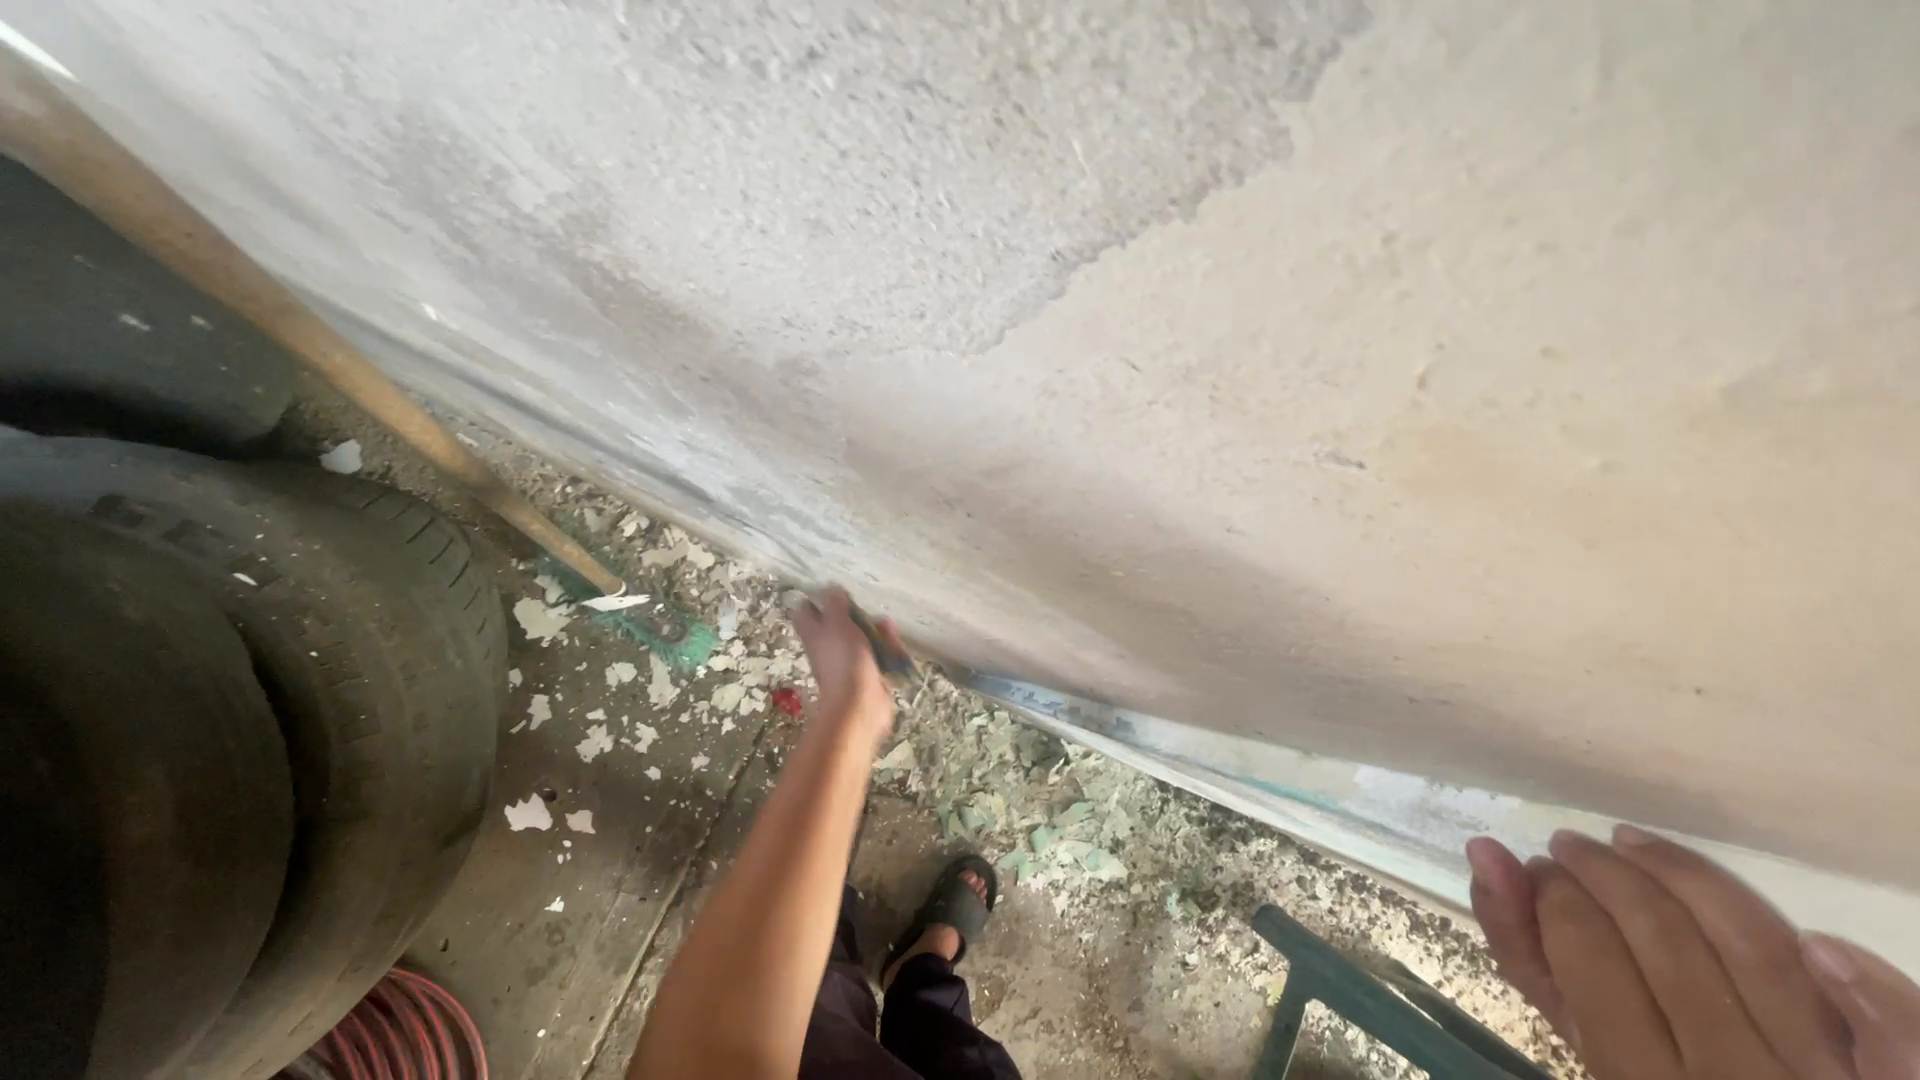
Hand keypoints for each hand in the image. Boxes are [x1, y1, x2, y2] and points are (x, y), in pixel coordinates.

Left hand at [789, 586, 894, 742]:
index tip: (835, 591)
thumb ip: (835, 604)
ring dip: (878, 632)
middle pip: (840, 623)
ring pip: (863, 638)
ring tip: (889, 629)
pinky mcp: (868, 673)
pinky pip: (879, 656)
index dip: (816, 599)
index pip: (806, 611)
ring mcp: (849, 661)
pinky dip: (889, 651)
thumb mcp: (838, 624)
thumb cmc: (845, 661)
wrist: (860, 705)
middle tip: (868, 611)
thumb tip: (831, 588)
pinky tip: (897, 649)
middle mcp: (829, 646)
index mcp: (814, 634)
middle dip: (858, 615)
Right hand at [1470, 826, 1919, 1078]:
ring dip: (1683, 873)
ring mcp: (1812, 1077)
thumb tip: (1484, 850)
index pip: (1580, 947)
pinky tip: (1821, 941)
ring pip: (1753, 947)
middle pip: (1659, 938)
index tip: (1541, 870)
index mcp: (1630, 1074)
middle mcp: (1723, 1074)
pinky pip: (1898, 1030)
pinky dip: (1868, 983)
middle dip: (1599, 872)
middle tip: (1573, 849)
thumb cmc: (1647, 1076)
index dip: (1550, 891)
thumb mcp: (1573, 1033)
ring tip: (1631, 844)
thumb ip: (1525, 953)